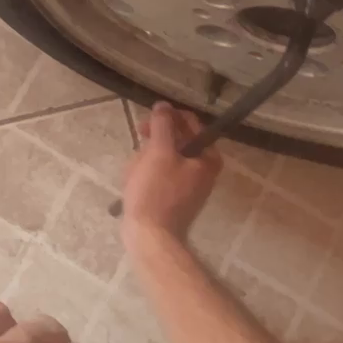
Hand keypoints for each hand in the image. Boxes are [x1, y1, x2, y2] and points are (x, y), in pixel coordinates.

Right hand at [122, 101, 222, 238]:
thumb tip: (163, 106)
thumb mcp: (159, 153)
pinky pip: (161, 174)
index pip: (190, 123)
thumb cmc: (155, 192)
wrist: (150, 236)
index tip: (146, 125)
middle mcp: (204, 170)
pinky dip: (147, 172)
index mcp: (208, 158)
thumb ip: (163, 125)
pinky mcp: (175, 197)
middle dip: (155, 141)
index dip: (167, 118)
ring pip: (166, 157)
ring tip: (134, 170)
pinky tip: (134, 182)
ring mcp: (190, 185)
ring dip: (147, 157)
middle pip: (178, 140)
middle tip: (138, 145)